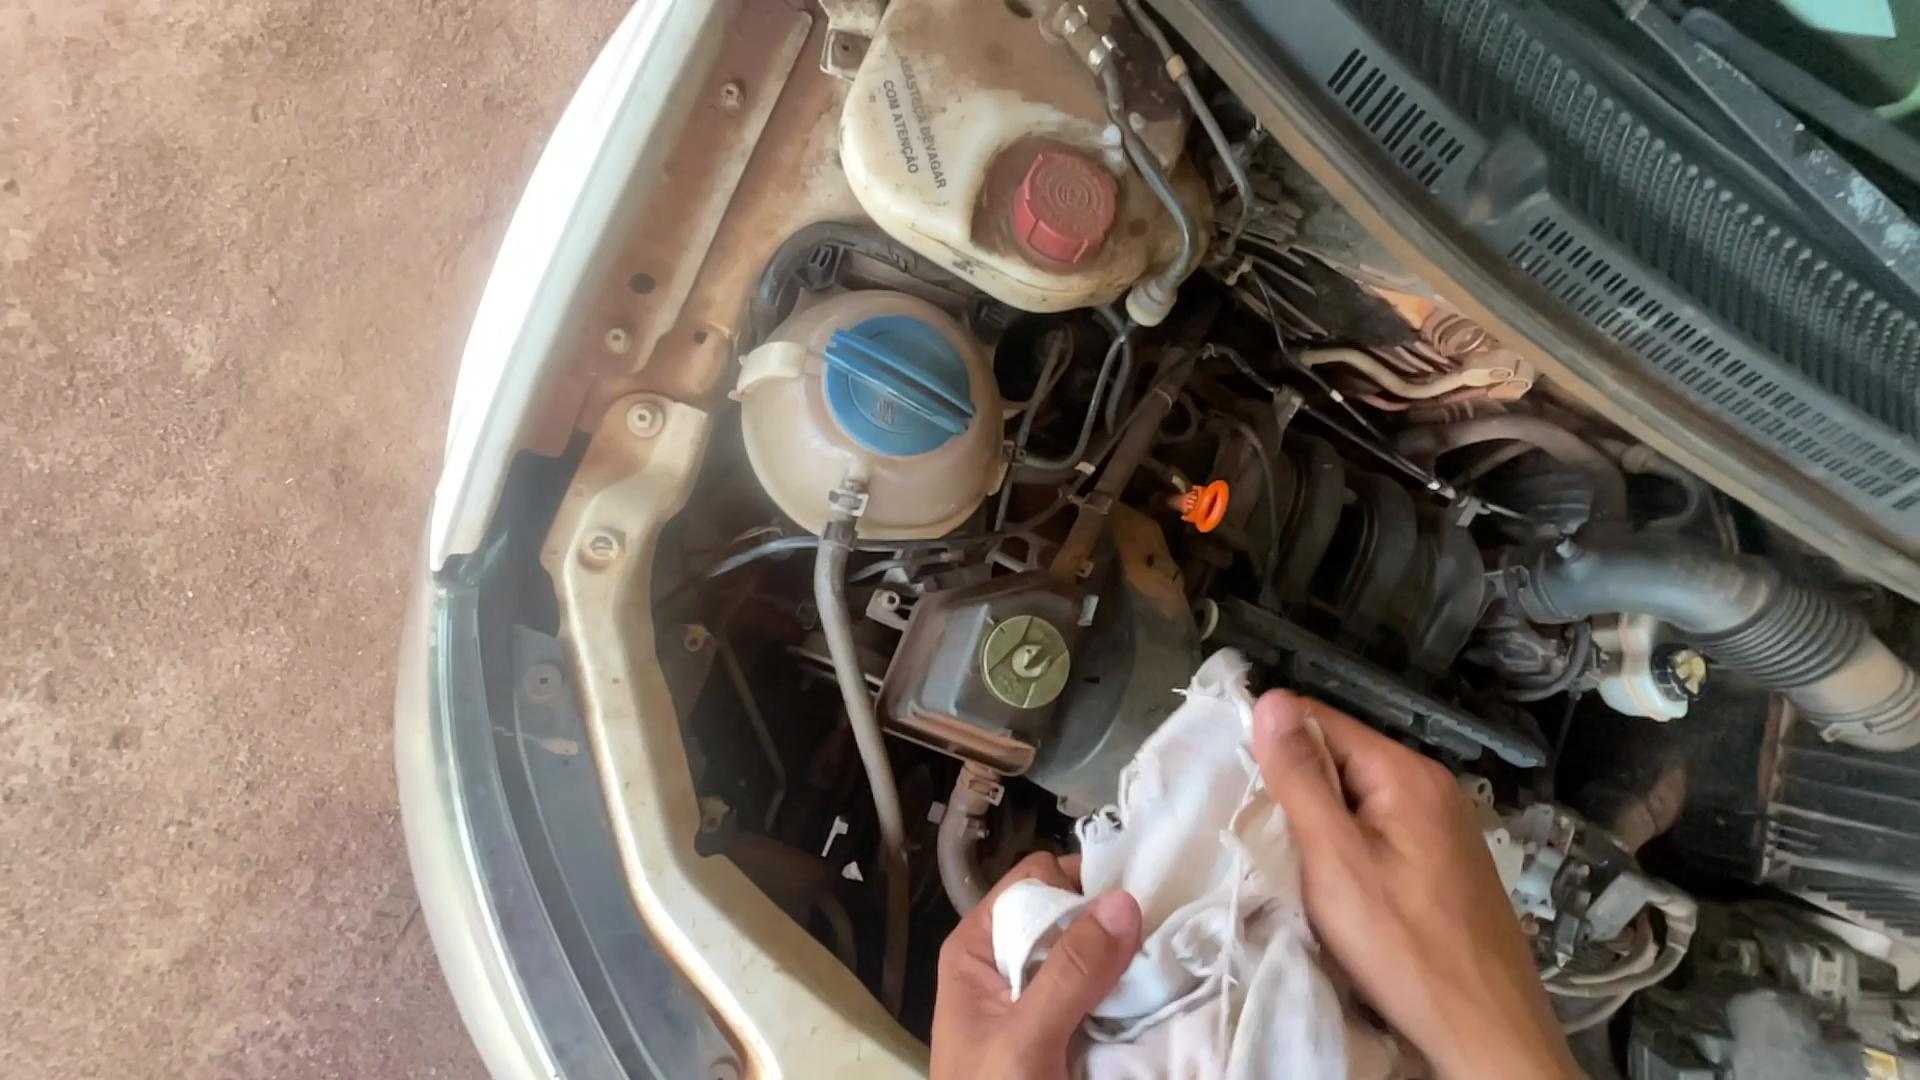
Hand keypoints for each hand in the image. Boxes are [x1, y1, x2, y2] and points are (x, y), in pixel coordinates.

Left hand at [930, 852, 1142, 1079]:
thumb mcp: (1024, 1043)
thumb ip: (1069, 973)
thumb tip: (1124, 900)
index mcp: (978, 947)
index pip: (1032, 882)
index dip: (1078, 884)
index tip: (1129, 905)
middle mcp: (1005, 960)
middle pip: (1065, 914)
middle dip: (1108, 924)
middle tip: (1158, 938)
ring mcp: (1035, 997)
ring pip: (1089, 953)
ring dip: (1124, 961)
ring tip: (1166, 965)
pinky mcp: (1063, 1030)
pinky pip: (1101, 994)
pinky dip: (1127, 994)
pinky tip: (1156, 998)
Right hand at [1251, 690, 1578, 1079]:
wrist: (1490, 1042)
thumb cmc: (1403, 947)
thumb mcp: (1334, 857)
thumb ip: (1299, 775)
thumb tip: (1270, 697)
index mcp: (1404, 772)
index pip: (1316, 719)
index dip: (1273, 745)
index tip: (1247, 788)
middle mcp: (1429, 784)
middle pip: (1336, 754)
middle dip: (1296, 785)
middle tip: (1271, 835)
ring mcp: (1442, 822)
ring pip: (1353, 791)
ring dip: (1318, 816)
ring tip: (1299, 860)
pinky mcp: (1443, 857)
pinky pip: (1376, 823)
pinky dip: (1346, 840)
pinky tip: (1338, 879)